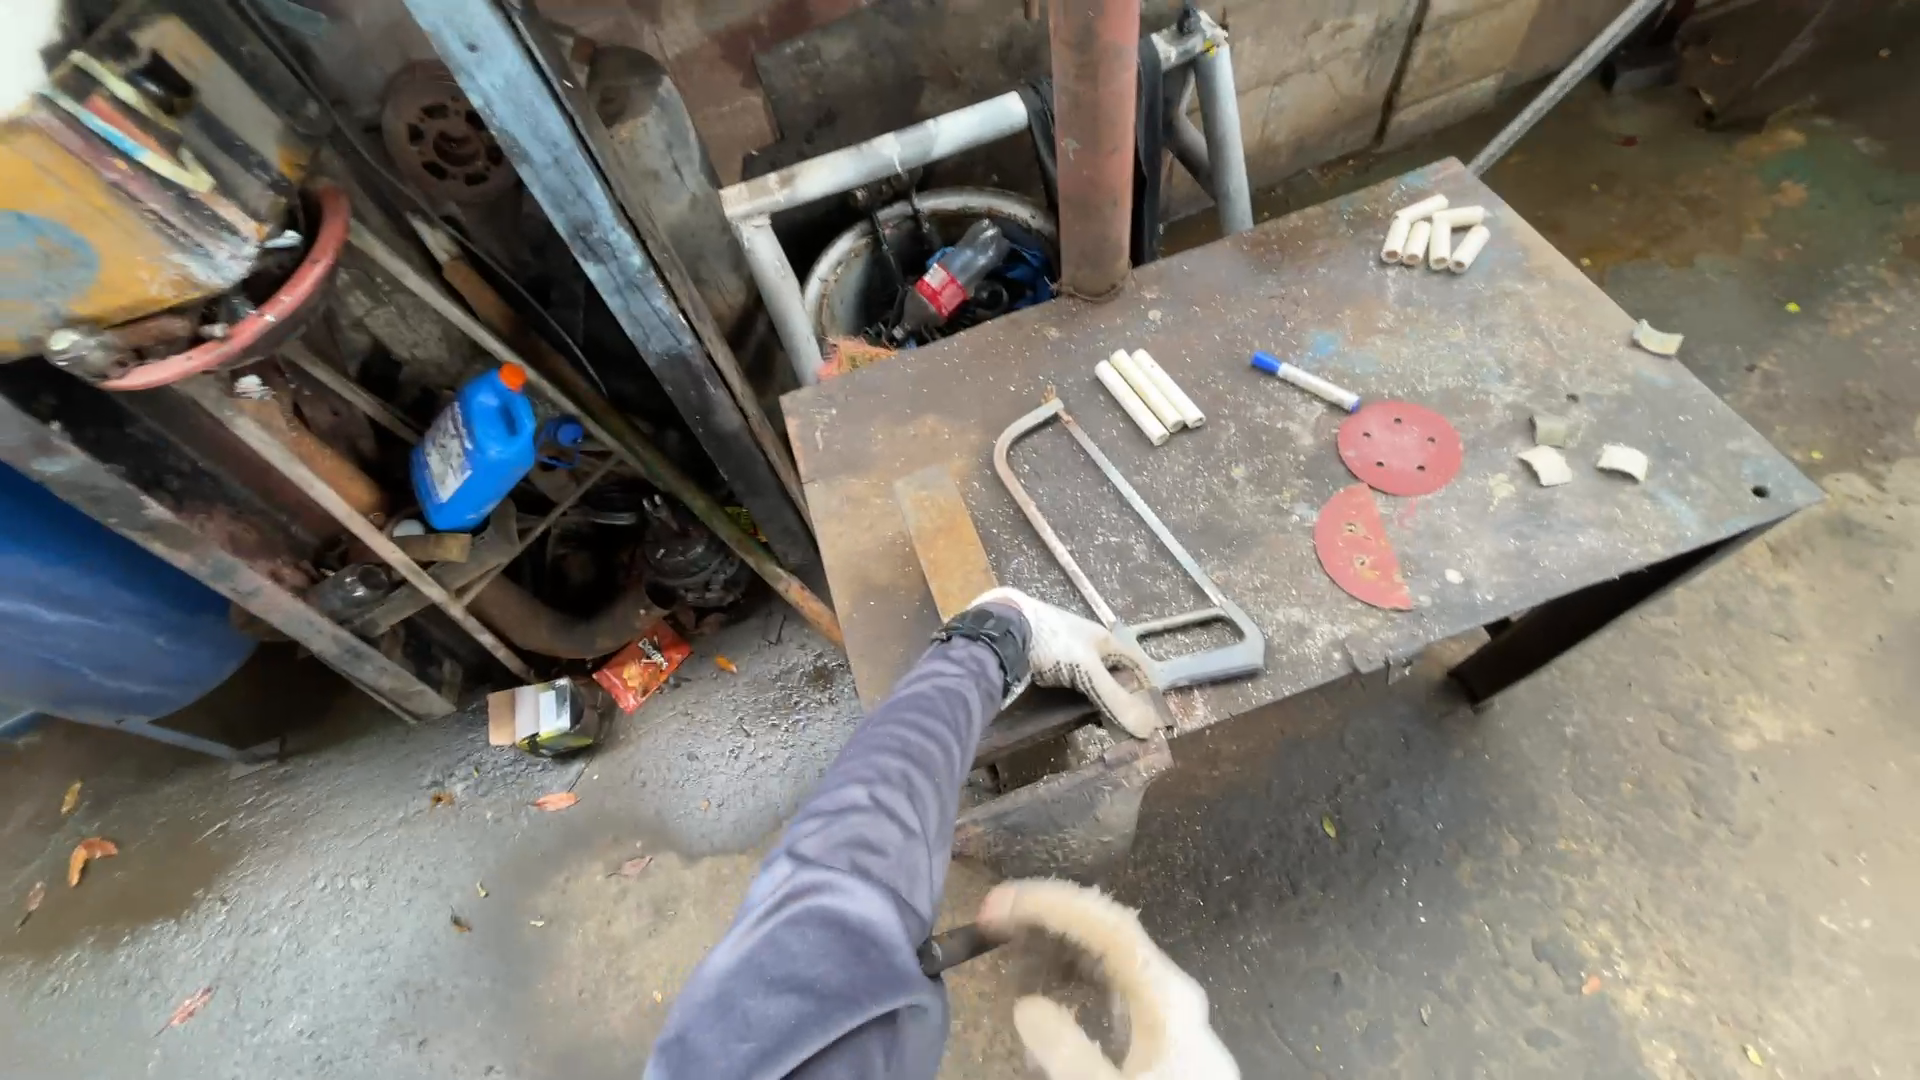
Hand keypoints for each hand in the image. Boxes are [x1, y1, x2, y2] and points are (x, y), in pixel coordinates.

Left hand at [970, 587, 1160, 737]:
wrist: (1001, 628)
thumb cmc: (1052, 643)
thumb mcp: (1088, 671)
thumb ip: (1116, 700)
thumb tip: (1149, 730)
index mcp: (1102, 639)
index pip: (1135, 663)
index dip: (1145, 685)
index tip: (1152, 713)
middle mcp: (1084, 643)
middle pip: (1109, 672)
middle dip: (1117, 696)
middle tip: (1122, 724)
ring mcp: (1059, 650)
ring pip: (1084, 678)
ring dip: (1091, 698)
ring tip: (1095, 722)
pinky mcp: (1038, 660)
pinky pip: (1060, 681)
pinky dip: (1068, 697)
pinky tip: (1064, 711)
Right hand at [978, 879, 1238, 1079]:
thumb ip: (1067, 1050)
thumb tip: (1027, 1006)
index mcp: (1167, 994)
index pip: (1106, 924)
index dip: (1053, 903)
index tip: (1002, 904)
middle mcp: (1172, 993)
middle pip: (1108, 930)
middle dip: (1052, 913)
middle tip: (999, 914)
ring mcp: (1171, 1016)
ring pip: (1112, 957)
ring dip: (1064, 940)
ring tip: (1019, 938)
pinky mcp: (1164, 1042)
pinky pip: (1115, 987)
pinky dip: (1079, 976)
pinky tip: (1057, 992)